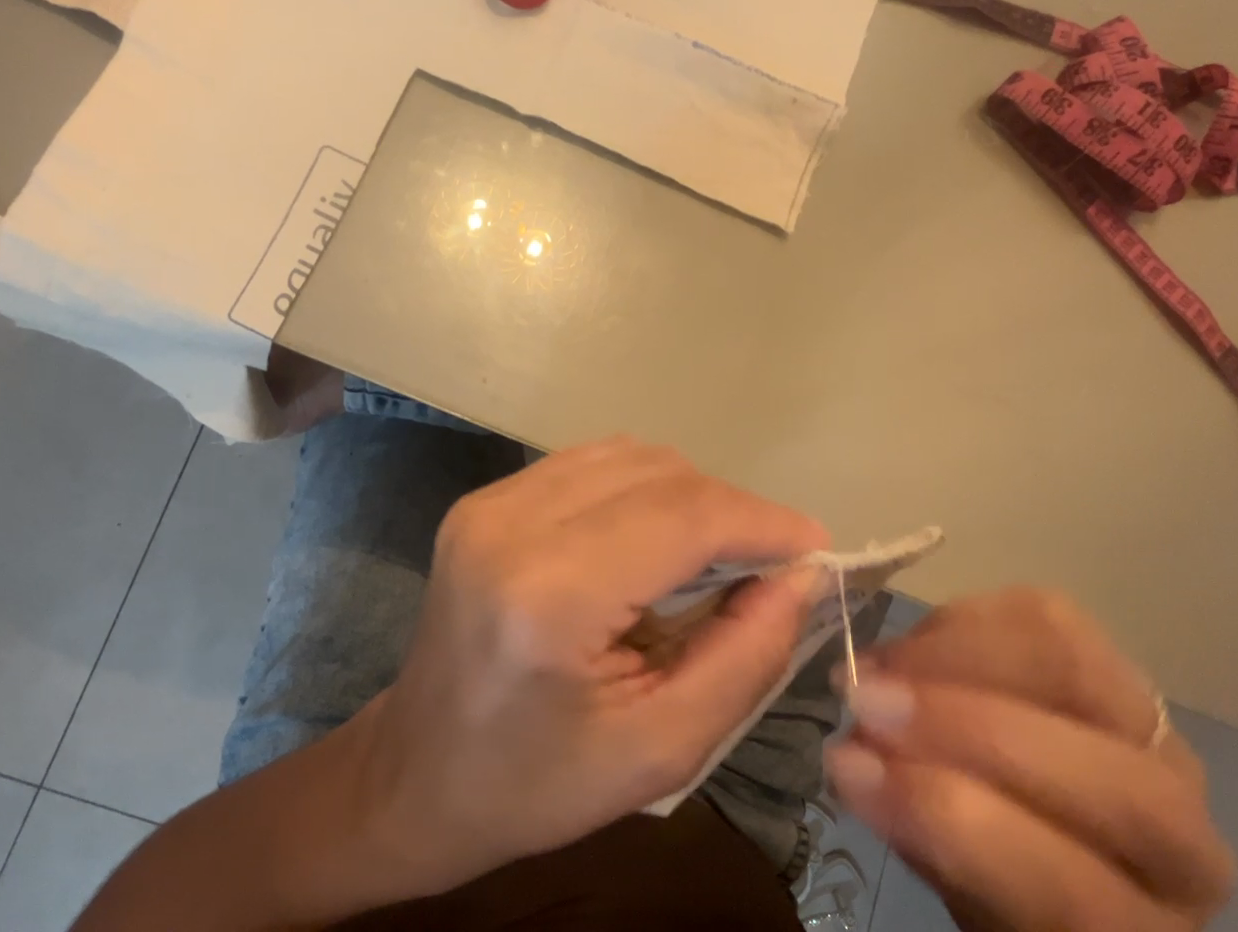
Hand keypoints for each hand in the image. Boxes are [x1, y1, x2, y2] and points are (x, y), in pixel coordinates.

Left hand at [351, 437, 829, 893]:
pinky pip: (587, 466)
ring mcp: (488, 504)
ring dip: (686, 497)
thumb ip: (744, 655)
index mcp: (549, 595)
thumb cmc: (538, 782)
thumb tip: (801, 575)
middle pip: (658, 473)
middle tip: (769, 569)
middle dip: (730, 511)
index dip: (763, 522)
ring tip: (713, 560)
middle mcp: (511, 525)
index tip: (819, 551)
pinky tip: (652, 545)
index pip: (683, 515)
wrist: (419, 773)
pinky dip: (640, 492)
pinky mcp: (482, 502)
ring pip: (625, 456)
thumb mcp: (661, 747)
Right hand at [826, 588, 1235, 930]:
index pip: (1072, 891)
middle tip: (862, 699)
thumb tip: (853, 756)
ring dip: (958, 657)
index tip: (850, 768)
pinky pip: (1054, 622)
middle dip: (966, 728)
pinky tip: (912, 642)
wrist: (1043, 825)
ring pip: (1083, 677)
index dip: (954, 821)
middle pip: (1112, 783)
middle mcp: (1186, 847)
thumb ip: (920, 836)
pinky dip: (969, 620)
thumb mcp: (960, 893)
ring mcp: (1164, 744)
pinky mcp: (1122, 669)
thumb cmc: (994, 877)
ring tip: (875, 664)